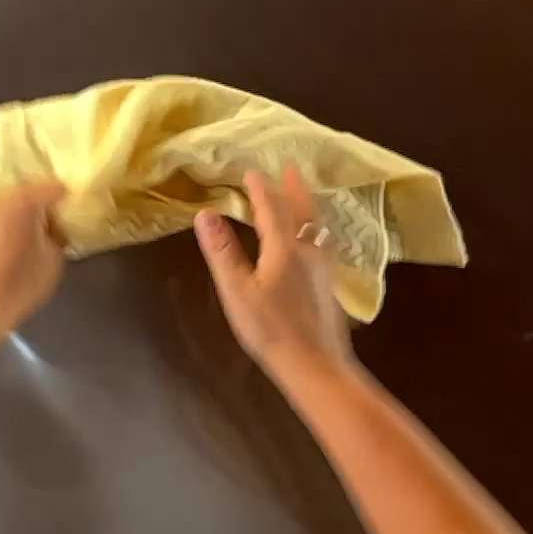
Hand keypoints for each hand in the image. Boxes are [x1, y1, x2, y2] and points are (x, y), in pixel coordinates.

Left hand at [0, 184, 67, 345]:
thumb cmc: (21, 283)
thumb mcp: (53, 262)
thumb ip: (56, 238)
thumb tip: (52, 230)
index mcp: (23, 205)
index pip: (48, 190)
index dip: (61, 194)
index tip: (69, 200)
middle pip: (22, 198)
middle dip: (37, 206)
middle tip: (50, 220)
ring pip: (3, 211)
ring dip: (15, 219)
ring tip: (27, 234)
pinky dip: (0, 230)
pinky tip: (4, 246)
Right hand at [193, 166, 354, 382]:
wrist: (316, 365)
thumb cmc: (270, 328)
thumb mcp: (237, 289)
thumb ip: (222, 250)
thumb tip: (205, 214)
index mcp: (283, 249)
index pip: (271, 209)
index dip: (260, 189)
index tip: (250, 170)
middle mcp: (307, 251)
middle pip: (302, 212)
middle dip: (293, 188)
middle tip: (289, 167)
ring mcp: (321, 268)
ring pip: (316, 226)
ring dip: (307, 205)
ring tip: (301, 194)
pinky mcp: (327, 284)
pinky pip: (321, 241)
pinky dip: (314, 226)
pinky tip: (313, 238)